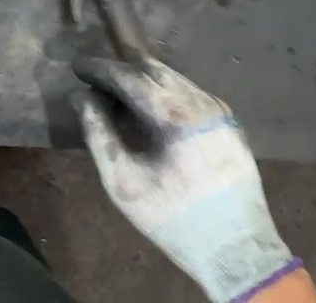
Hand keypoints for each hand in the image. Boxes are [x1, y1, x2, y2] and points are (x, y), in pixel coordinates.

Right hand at [73, 57, 300, 302]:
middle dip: (122, 65)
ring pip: (174, 77)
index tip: (77, 66)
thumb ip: (98, 134)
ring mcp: (218, 111)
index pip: (128, 75)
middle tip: (96, 73)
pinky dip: (165, 91)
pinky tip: (152, 108)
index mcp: (173, 115)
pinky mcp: (229, 123)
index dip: (100, 68)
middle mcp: (199, 102)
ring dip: (143, 77)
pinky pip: (190, 93)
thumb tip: (80, 97)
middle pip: (153, 68)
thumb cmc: (174, 219)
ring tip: (120, 92)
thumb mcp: (124, 182)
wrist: (238, 252)